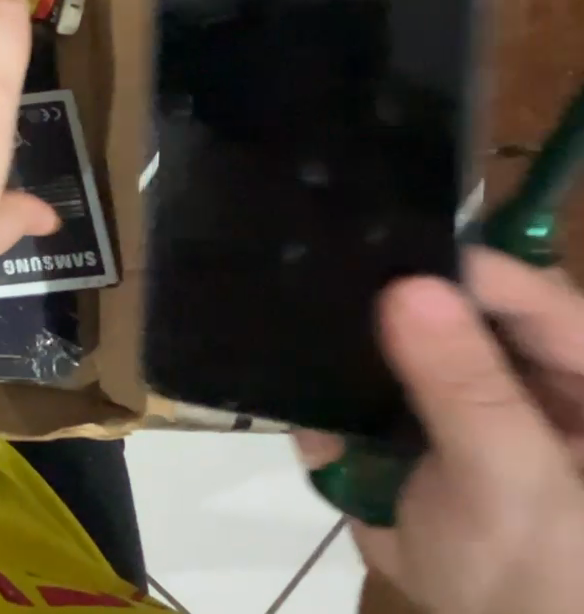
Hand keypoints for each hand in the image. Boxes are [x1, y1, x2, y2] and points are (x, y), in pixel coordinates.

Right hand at [296, 249, 583, 613]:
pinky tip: (282, 366)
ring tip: (282, 307)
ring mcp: (466, 402)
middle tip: (310, 267)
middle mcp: (532, 383)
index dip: (465, 269)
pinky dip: (323, 374)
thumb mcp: (514, 488)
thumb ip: (469, 390)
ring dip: (344, 335)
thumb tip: (410, 286)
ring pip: (398, 338)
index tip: (371, 244)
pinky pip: (360, 377)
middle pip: (460, 309)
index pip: (537, 303)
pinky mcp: (412, 422)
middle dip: (388, 293)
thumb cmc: (542, 582)